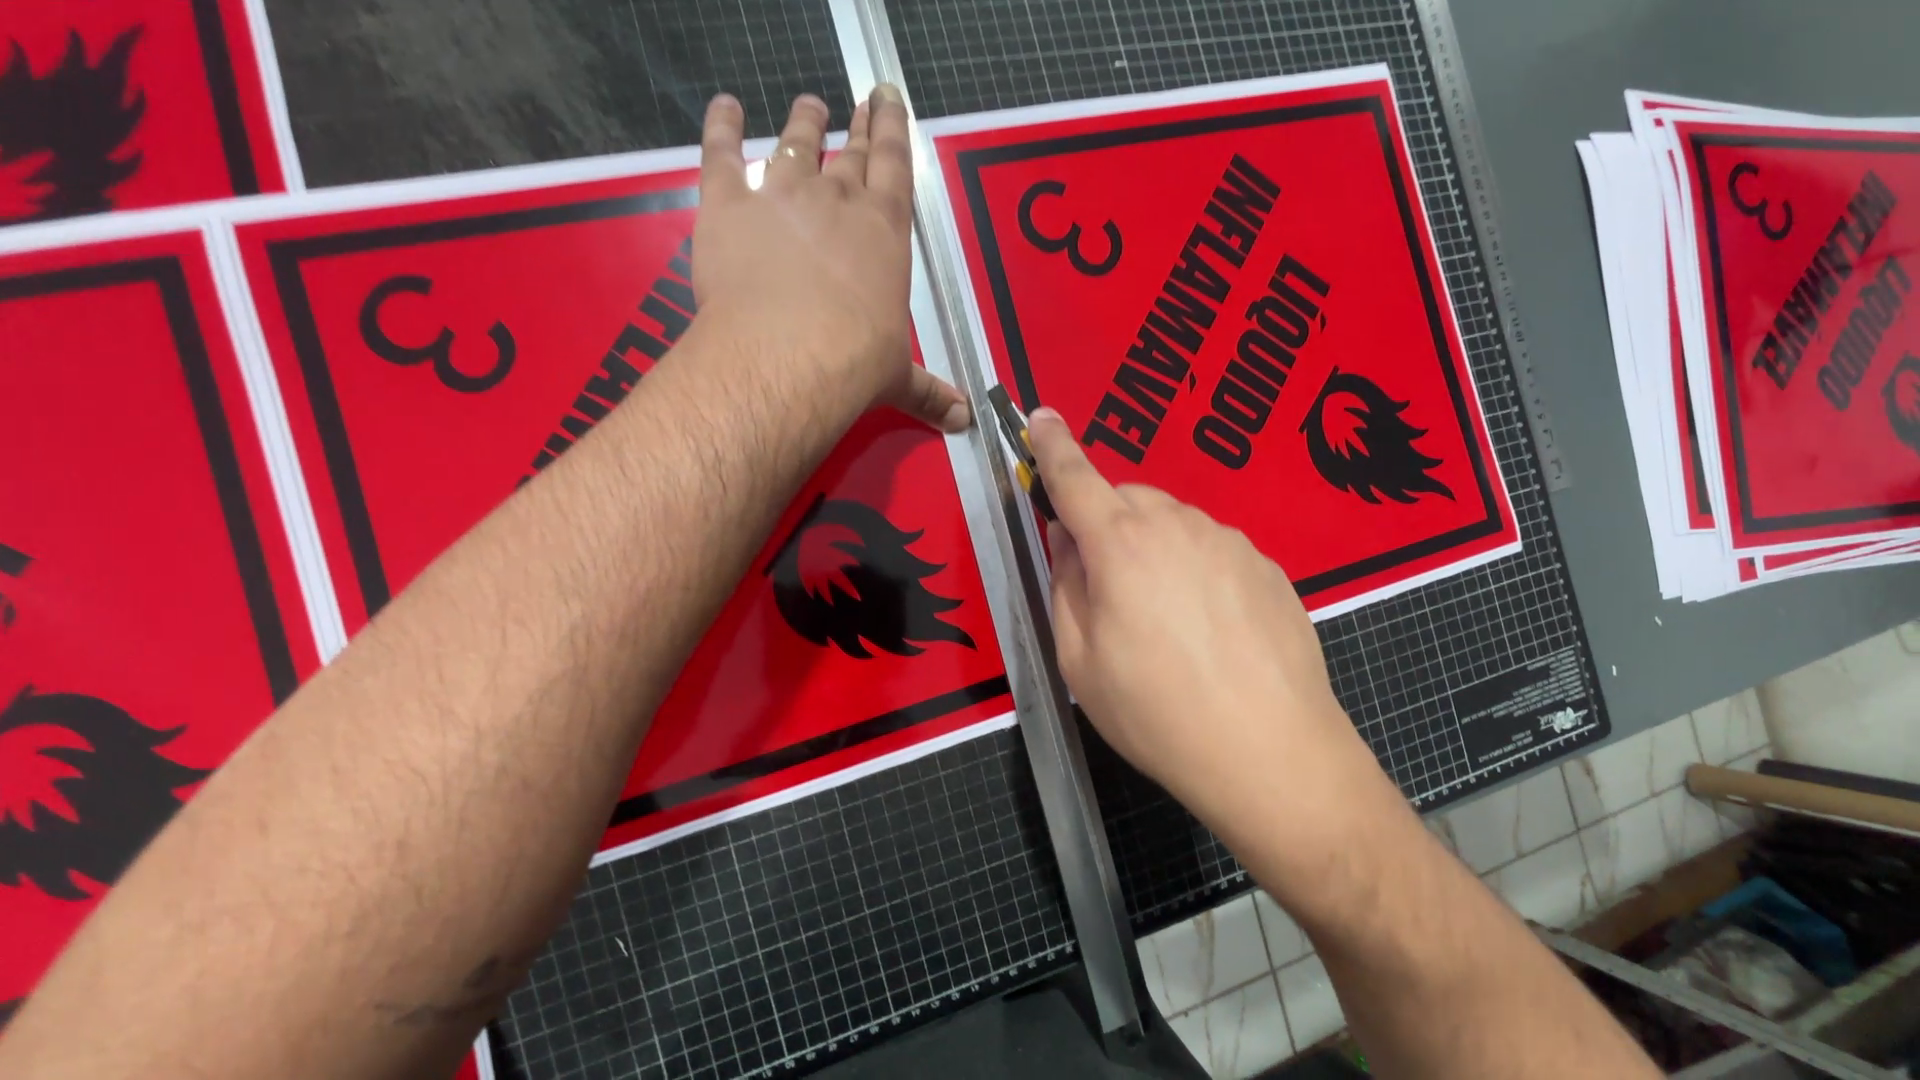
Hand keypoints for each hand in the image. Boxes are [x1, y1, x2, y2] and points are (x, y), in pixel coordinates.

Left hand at [693, 89, 969, 431]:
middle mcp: (837, 199)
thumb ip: (927, 392)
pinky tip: (725, 108)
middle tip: (860, 101)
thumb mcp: (895, 377)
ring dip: (803, 123)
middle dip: (857, 125)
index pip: (894, 165)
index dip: (893, 130)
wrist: (787, 355)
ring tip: (808, 106)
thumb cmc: (853, 363)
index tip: (888, 101)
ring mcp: (781, 194)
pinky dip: (722, 126)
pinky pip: (722, 153)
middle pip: (851, 151)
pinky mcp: (729, 203)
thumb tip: (964, 420)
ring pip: (795, 144)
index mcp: (884, 231)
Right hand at [1029, 407, 1404, 865]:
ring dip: (1154, 549)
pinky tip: (1210, 631)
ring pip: (1174, 524)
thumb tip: (1068, 540)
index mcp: (1120, 545)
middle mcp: (1178, 526)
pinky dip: (1197, 570)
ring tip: (1165, 623)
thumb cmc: (1155, 713)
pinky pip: (1215, 551)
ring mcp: (1231, 543)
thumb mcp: (1079, 662)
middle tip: (1106, 587)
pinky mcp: (1269, 568)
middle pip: (1127, 501)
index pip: (1075, 478)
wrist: (1270, 753)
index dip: (1051, 447)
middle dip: (1107, 524)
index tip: (1039, 419)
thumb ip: (1065, 587)